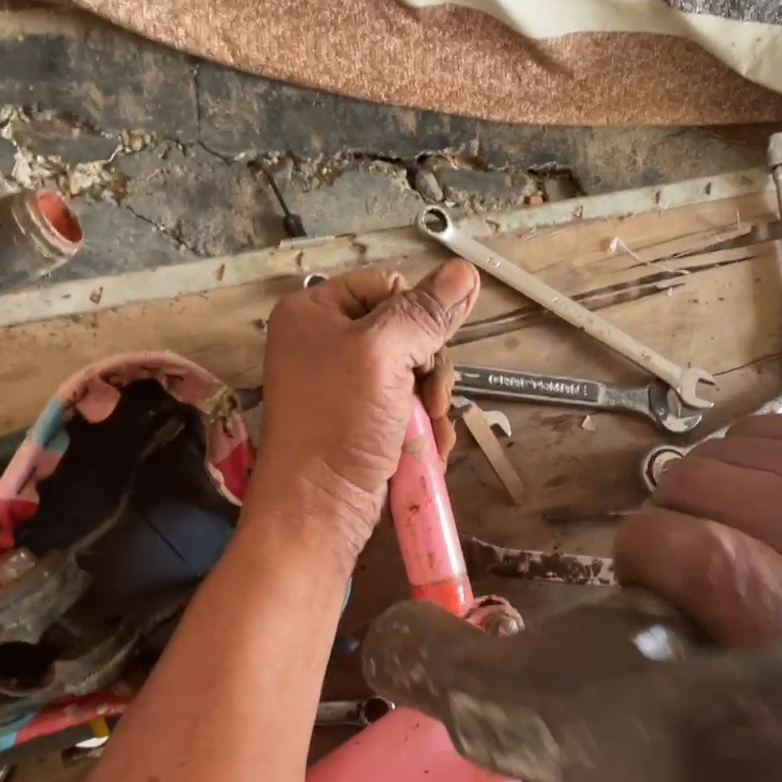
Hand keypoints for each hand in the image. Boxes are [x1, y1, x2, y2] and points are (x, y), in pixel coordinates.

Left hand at [251, 261, 478, 554]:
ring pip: (416, 374)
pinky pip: (409, 408)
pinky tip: (428, 448)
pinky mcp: (363, 421)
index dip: (415, 318)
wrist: (317, 509)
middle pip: (409, 333)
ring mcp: (346, 386)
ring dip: (432, 404)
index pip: (387, 286)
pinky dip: (425, 428)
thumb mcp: (382, 356)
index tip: (419, 355)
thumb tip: (466, 271)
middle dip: (429, 370)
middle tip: (429, 401)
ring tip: (428, 431)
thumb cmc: (338, 424)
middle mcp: (327, 343)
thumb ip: (425, 313)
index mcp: (315, 312)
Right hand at [613, 412, 781, 705]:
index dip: (641, 550)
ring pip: (717, 447)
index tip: (643, 567)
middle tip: (689, 542)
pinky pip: (759, 428)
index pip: (678, 545)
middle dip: (671, 513)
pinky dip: (747, 457)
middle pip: (688, 481)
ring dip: (708, 482)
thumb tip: (644, 580)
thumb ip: (715, 634)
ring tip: (734, 516)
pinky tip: (770, 489)